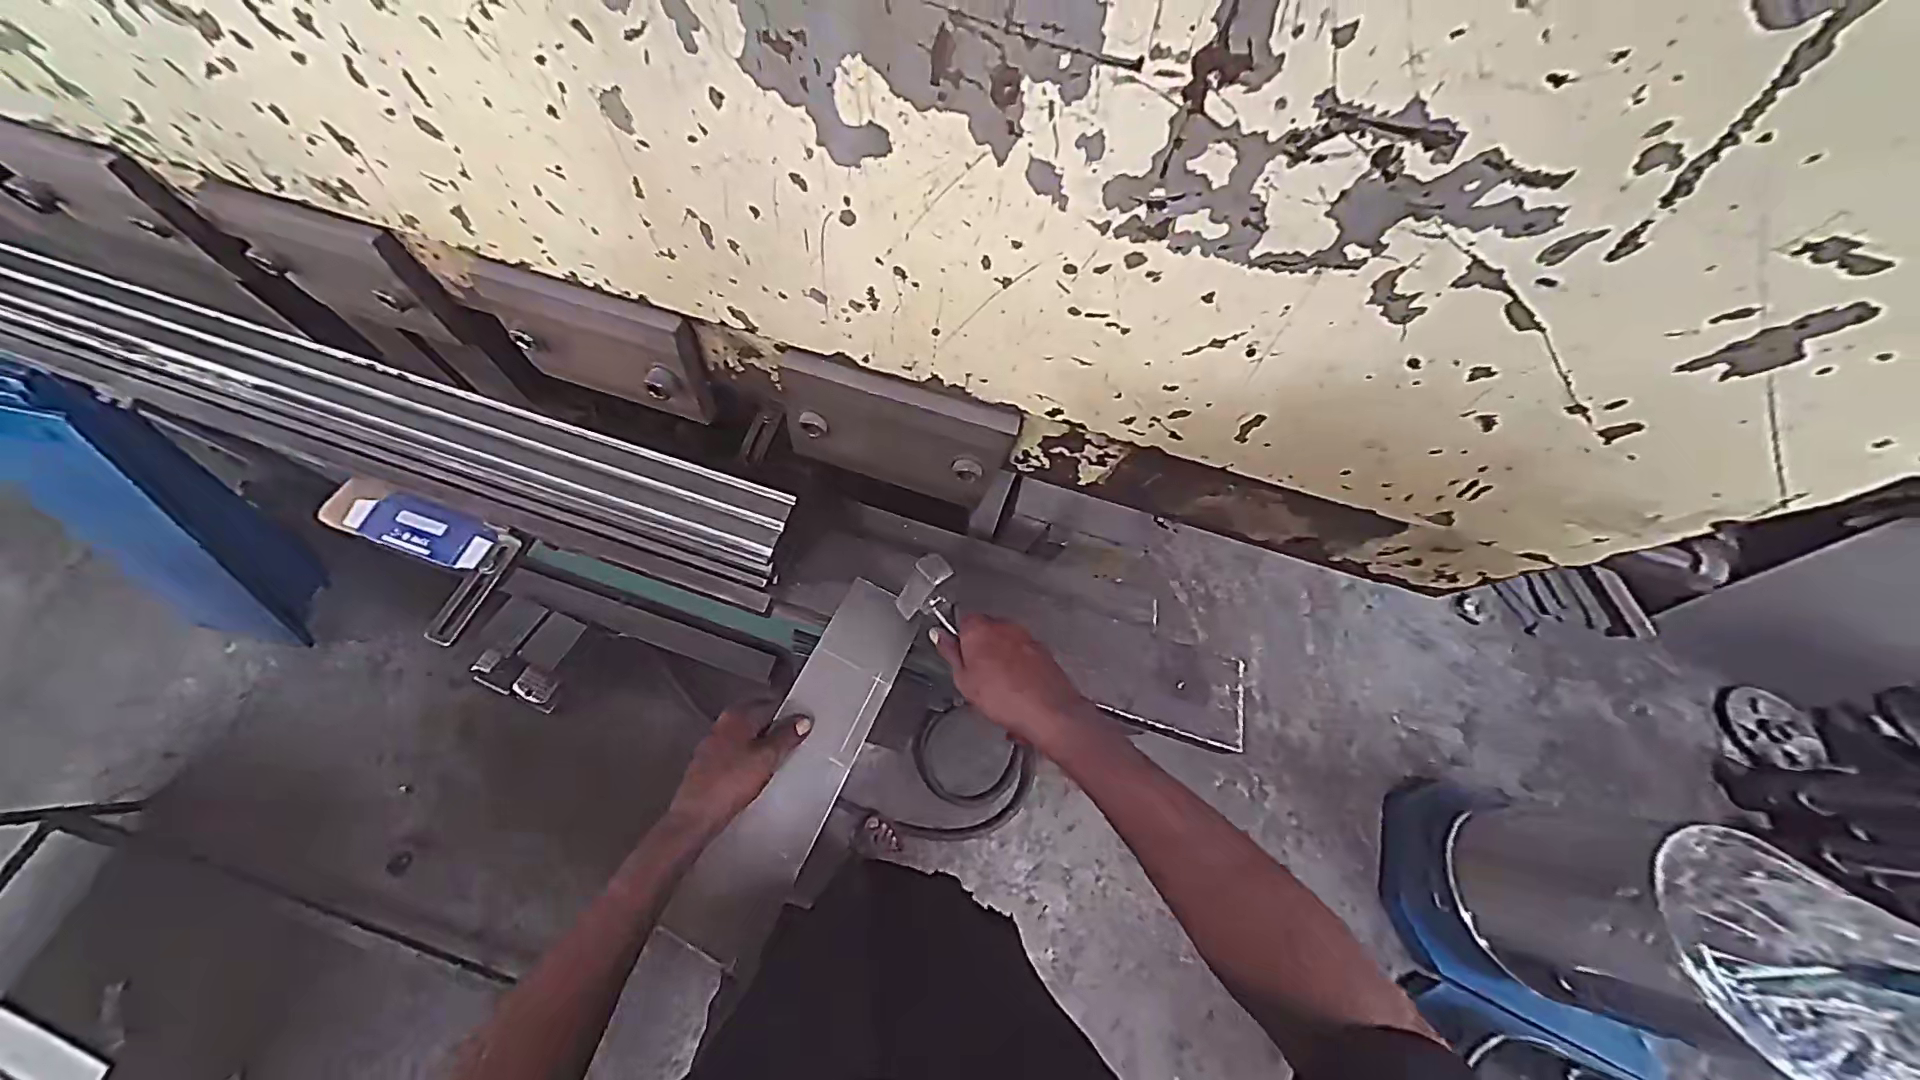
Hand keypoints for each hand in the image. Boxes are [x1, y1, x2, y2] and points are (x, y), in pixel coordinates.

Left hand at [666, 700, 810, 838]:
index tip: (801, 726)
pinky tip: (753, 779)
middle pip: (757, 721)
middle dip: (774, 732)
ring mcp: (712, 745)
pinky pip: (735, 757)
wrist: (696, 818)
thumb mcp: (768, 757)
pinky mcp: (707, 766)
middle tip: (790, 747)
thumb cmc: (727, 784)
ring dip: (760, 749)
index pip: (770, 703)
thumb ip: (787, 736)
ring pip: (745, 739)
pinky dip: (746, 763)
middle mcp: (721, 726)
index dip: (789, 714)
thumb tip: (800, 723)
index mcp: (736, 715)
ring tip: (772, 766)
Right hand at [933, 614, 1093, 749]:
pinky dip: (1019, 668)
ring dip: (1001, 659)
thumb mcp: (964, 680)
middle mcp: (1004, 627)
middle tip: (976, 675)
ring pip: (1006, 644)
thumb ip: (951, 653)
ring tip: (998, 688)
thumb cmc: (1006, 697)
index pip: (963, 622)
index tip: (957, 654)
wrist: (1047, 711)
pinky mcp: (1042, 651)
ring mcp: (1026, 637)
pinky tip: (1016, 691)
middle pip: (986, 631)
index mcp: (979, 629)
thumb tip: (941, 638)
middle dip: (981, 649)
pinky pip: (1023, 656)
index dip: (960, 641)